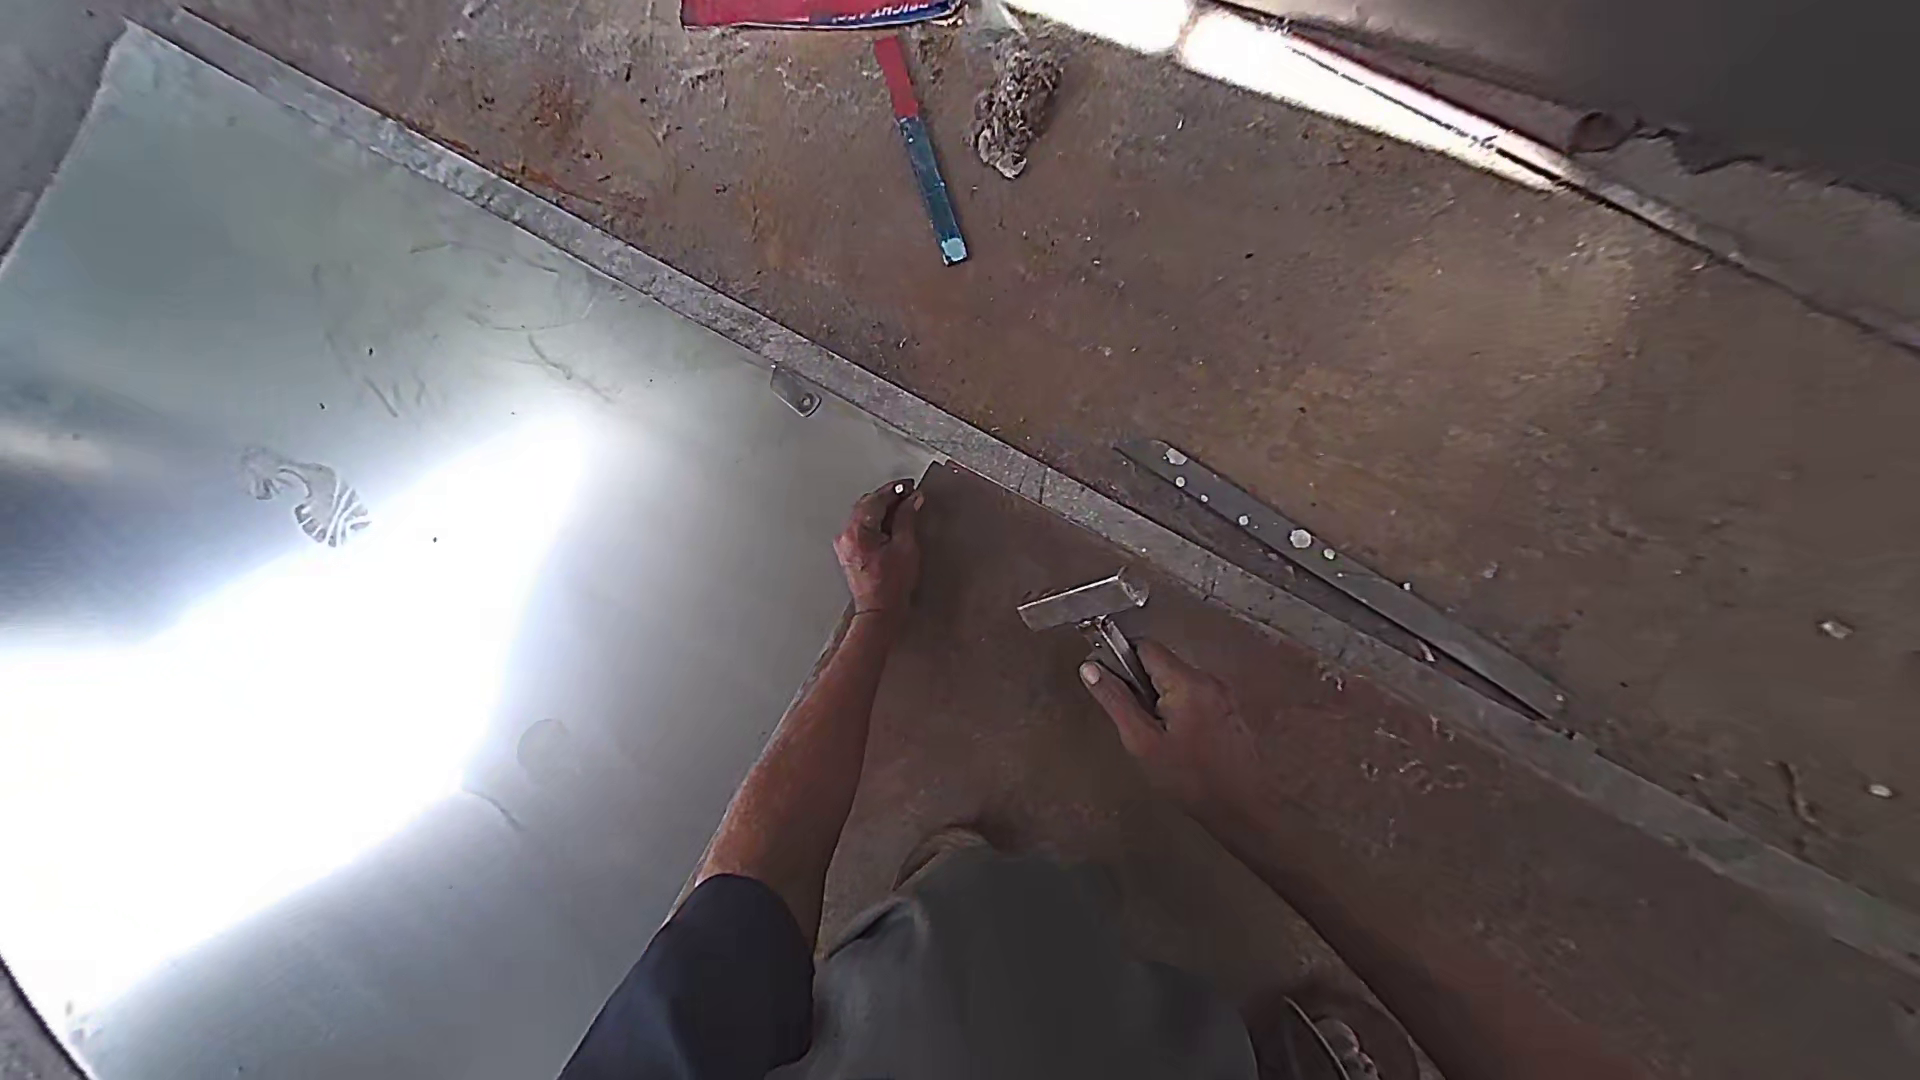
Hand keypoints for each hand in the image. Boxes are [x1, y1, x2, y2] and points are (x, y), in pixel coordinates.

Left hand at [834, 479, 923, 621]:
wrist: (880, 611)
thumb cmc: (892, 586)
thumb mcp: (906, 547)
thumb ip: (907, 519)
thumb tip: (912, 500)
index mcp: (858, 532)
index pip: (876, 500)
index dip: (895, 490)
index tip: (909, 486)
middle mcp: (847, 536)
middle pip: (866, 505)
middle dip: (888, 497)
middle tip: (908, 494)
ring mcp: (845, 544)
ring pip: (863, 515)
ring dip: (882, 508)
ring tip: (903, 508)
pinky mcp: (849, 551)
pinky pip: (861, 527)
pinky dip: (876, 520)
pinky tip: (891, 523)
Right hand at [1080, 640, 1264, 814]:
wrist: (1242, 811)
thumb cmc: (1190, 779)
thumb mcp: (1141, 742)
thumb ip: (1115, 700)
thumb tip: (1090, 668)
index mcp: (1188, 682)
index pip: (1145, 646)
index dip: (1121, 659)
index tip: (1110, 684)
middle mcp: (1209, 680)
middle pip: (1161, 662)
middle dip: (1140, 683)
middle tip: (1135, 719)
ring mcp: (1222, 694)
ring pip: (1175, 679)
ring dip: (1158, 696)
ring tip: (1156, 733)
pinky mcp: (1228, 709)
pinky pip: (1192, 694)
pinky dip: (1177, 706)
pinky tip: (1177, 738)